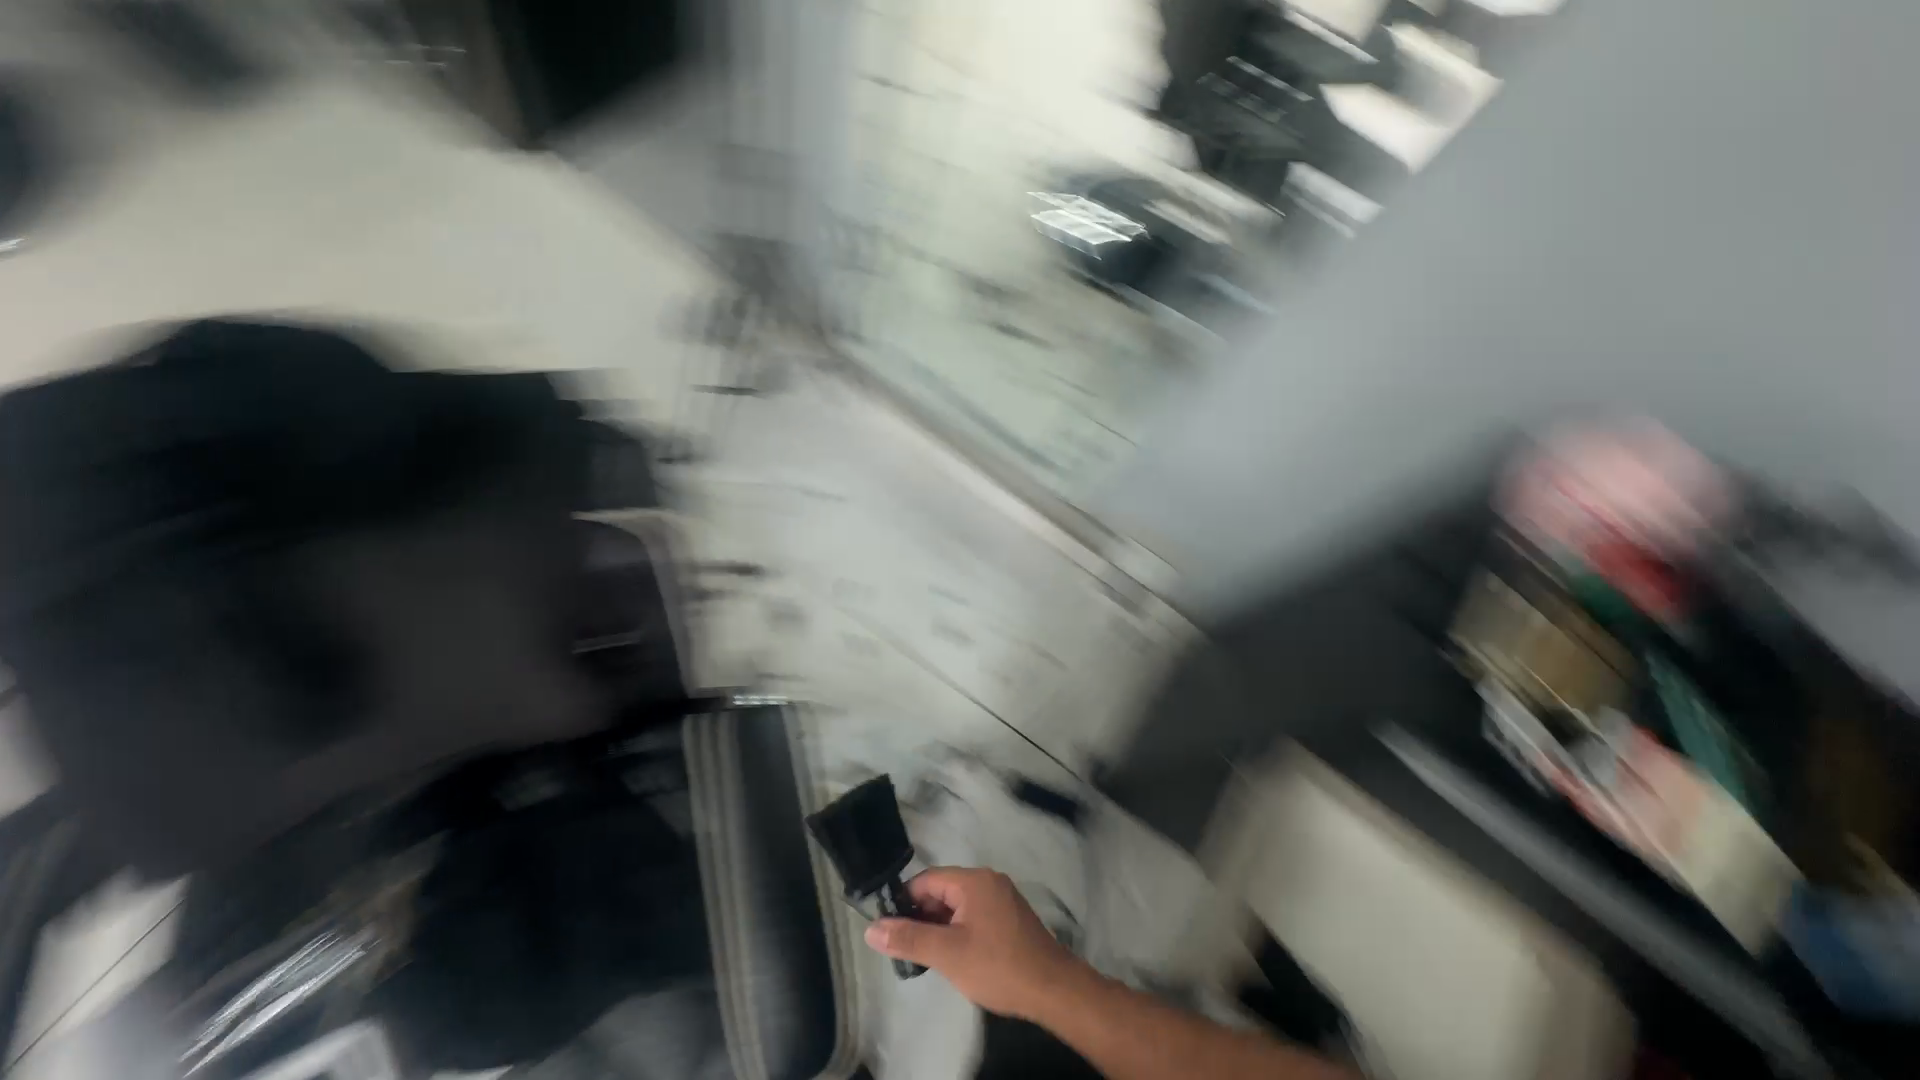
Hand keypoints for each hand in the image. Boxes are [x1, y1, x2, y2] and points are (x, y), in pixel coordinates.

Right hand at [864, 866, 1089, 1021]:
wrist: (1052, 989)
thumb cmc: (997, 966)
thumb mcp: (947, 954)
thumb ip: (909, 939)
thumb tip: (872, 929)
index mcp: (974, 881)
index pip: (926, 880)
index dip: (904, 903)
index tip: (889, 929)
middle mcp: (989, 881)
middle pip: (942, 891)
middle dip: (922, 917)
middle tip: (906, 948)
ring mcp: (1002, 899)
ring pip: (957, 906)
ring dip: (939, 927)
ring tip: (925, 956)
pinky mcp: (1009, 918)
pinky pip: (974, 915)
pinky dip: (958, 931)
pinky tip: (953, 957)